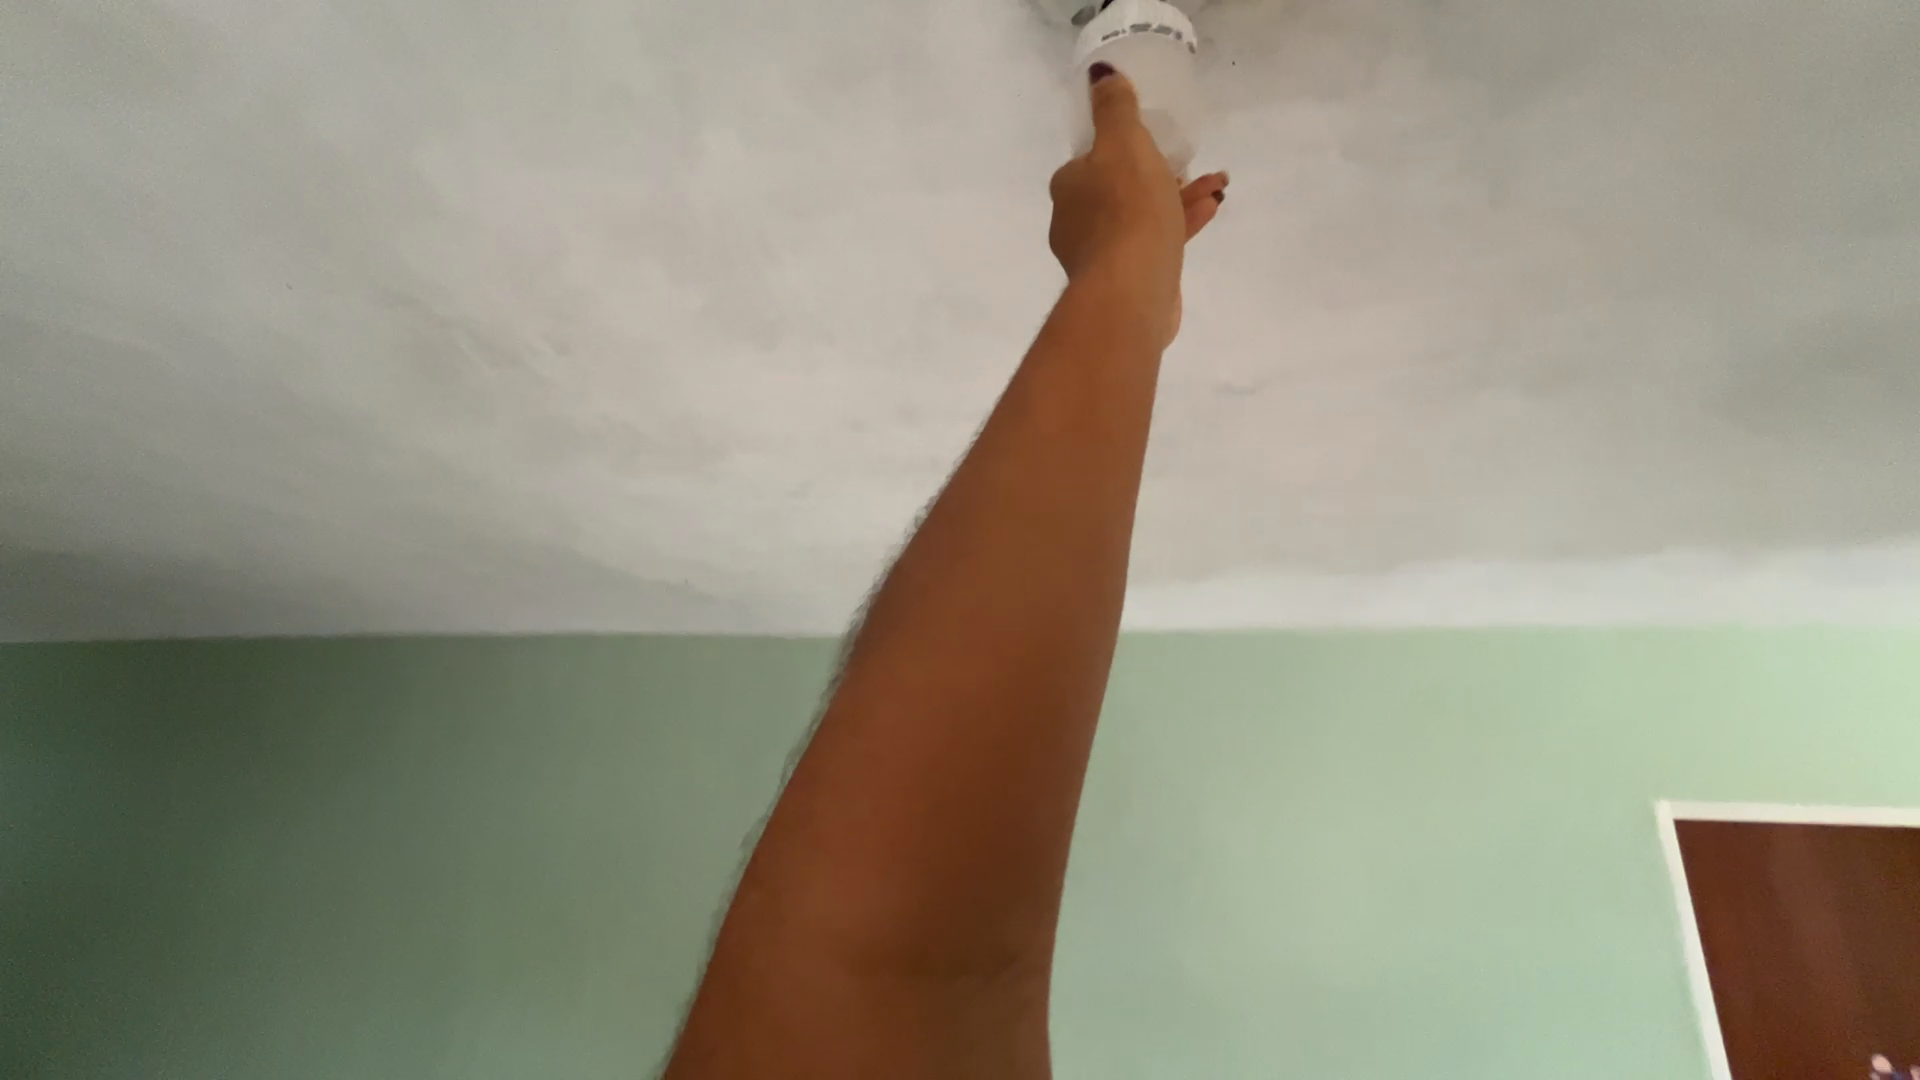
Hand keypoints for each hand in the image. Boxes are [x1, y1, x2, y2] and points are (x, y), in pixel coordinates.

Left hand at [1047, 64, 1228, 345]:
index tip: (1155, 142)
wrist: (1131, 289)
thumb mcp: (1122, 142)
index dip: (1124, 149)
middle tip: (1192, 165)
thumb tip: (1100, 78)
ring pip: (1141, 218)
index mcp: (1068, 189)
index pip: (1091, 162)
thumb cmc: (1125, 209)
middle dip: (1160, 174)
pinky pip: (1153, 245)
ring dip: (1179, 199)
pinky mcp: (1124, 283)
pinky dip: (1179, 226)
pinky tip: (1209, 212)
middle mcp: (1075, 225)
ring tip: (1216, 186)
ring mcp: (1098, 259)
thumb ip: (1114, 109)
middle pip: (1119, 191)